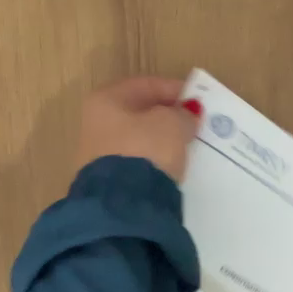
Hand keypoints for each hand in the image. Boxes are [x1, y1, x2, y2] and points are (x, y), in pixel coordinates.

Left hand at [76, 77, 200, 181]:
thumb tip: (187, 114)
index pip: (145, 86)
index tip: (197, 101)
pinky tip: (167, 171)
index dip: (174, 90)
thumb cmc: (146, 151)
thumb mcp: (172, 126)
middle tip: (191, 126)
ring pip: (135, 142)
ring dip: (158, 143)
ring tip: (182, 149)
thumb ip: (183, 115)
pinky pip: (134, 166)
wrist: (125, 206)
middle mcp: (94, 124)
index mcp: (105, 100)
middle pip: (137, 115)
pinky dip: (151, 164)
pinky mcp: (106, 186)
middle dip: (165, 119)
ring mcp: (97, 157)